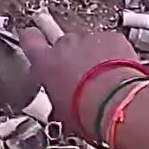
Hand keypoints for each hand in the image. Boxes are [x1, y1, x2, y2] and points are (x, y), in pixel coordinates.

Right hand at [20, 28, 144, 129]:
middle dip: (70, 56)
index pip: (29, 39)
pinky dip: (114, 54)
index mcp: (46, 62)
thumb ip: (56, 96)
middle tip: (80, 78)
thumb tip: (62, 106)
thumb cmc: (88, 112)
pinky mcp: (112, 37)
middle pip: (63, 43)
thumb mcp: (61, 111)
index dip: (33, 39)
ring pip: (88, 43)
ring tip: (103, 80)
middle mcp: (65, 45)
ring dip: (93, 57)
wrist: (118, 103)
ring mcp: (89, 39)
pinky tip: (118, 74)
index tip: (36, 42)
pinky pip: (110, 42)